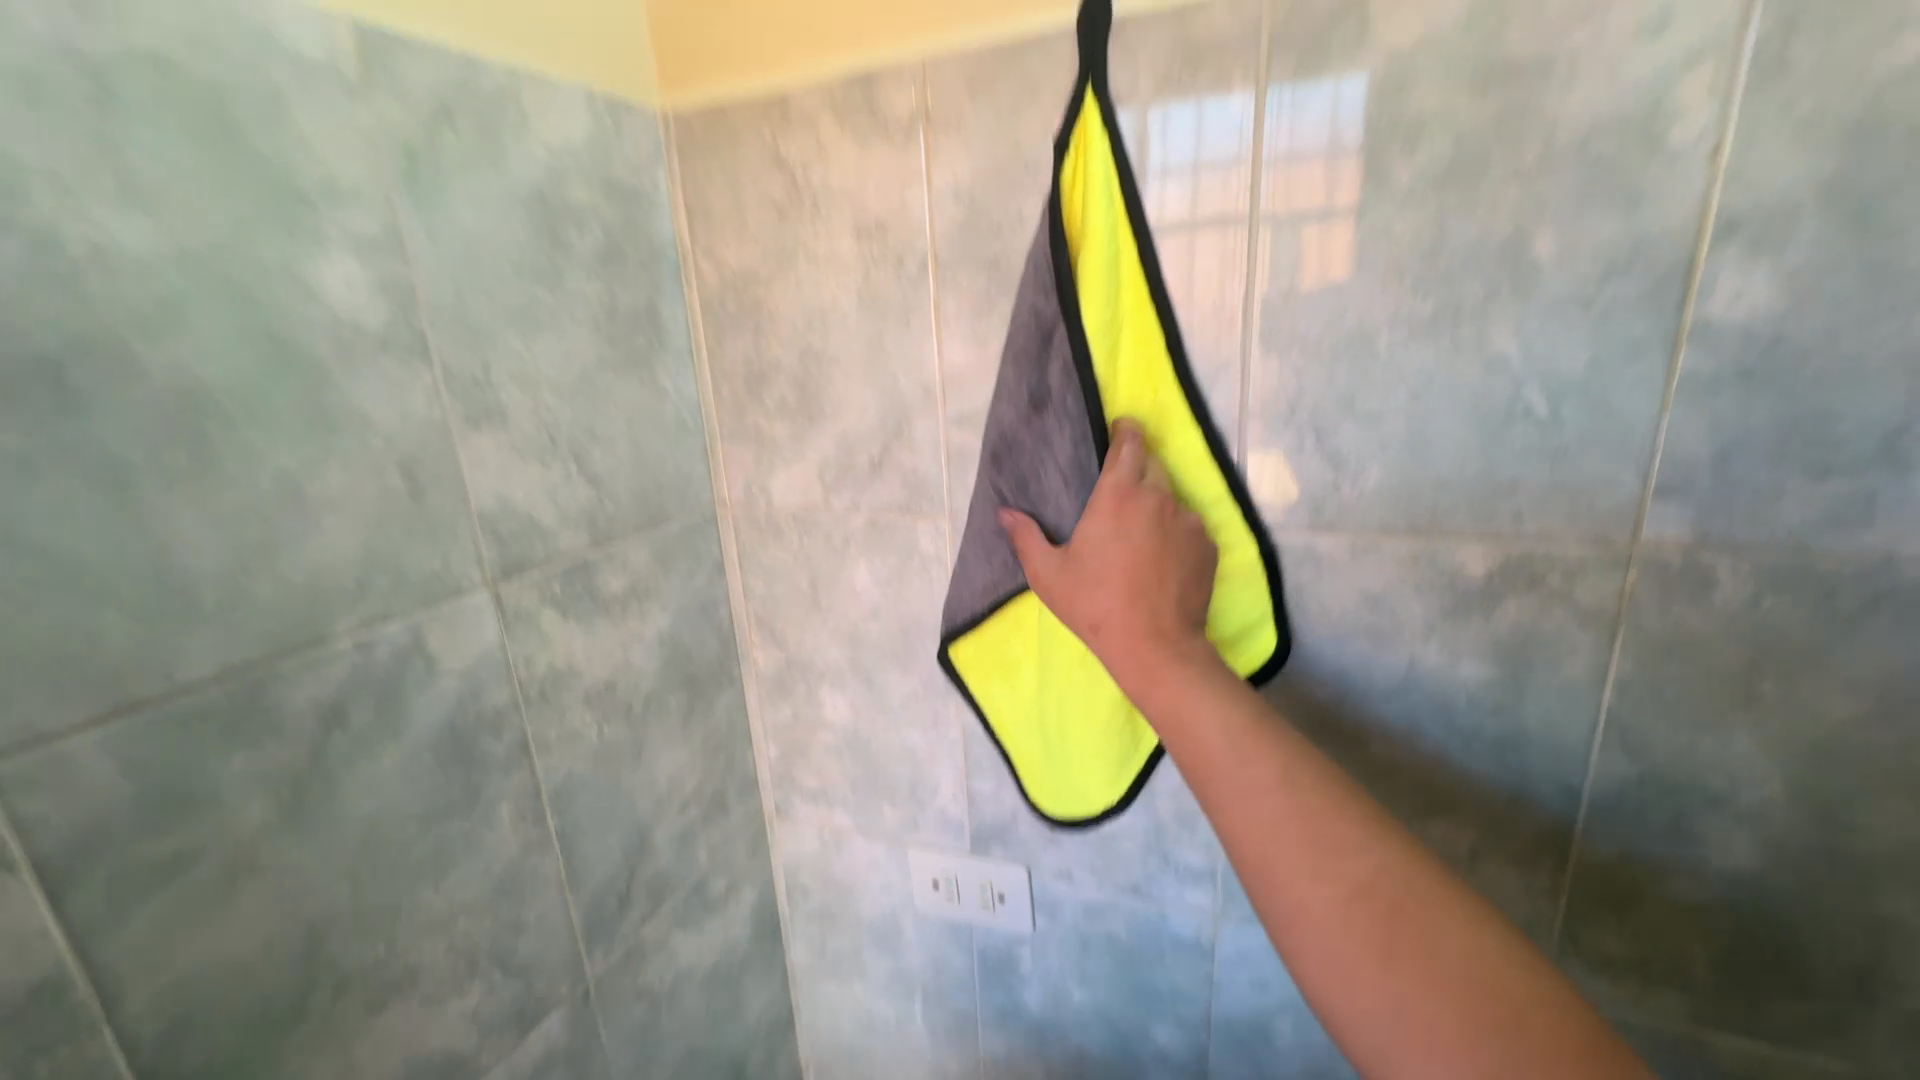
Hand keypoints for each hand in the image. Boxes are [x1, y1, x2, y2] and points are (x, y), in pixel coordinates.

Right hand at [998, 418, 1219, 691]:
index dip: (1125, 430)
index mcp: (1117, 494)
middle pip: (1152, 464)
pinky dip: (1175, 531)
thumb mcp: (1048, 574)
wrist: (1155, 645)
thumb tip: (1004, 513)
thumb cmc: (1094, 606)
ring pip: (1172, 496)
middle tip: (1119, 492)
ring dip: (1156, 503)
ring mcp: (1188, 520)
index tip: (1120, 429)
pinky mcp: (1207, 544)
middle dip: (1137, 467)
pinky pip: (1189, 525)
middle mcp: (1157, 496)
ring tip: (1139, 533)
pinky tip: (1160, 558)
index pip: (1129, 442)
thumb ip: (1025, 537)